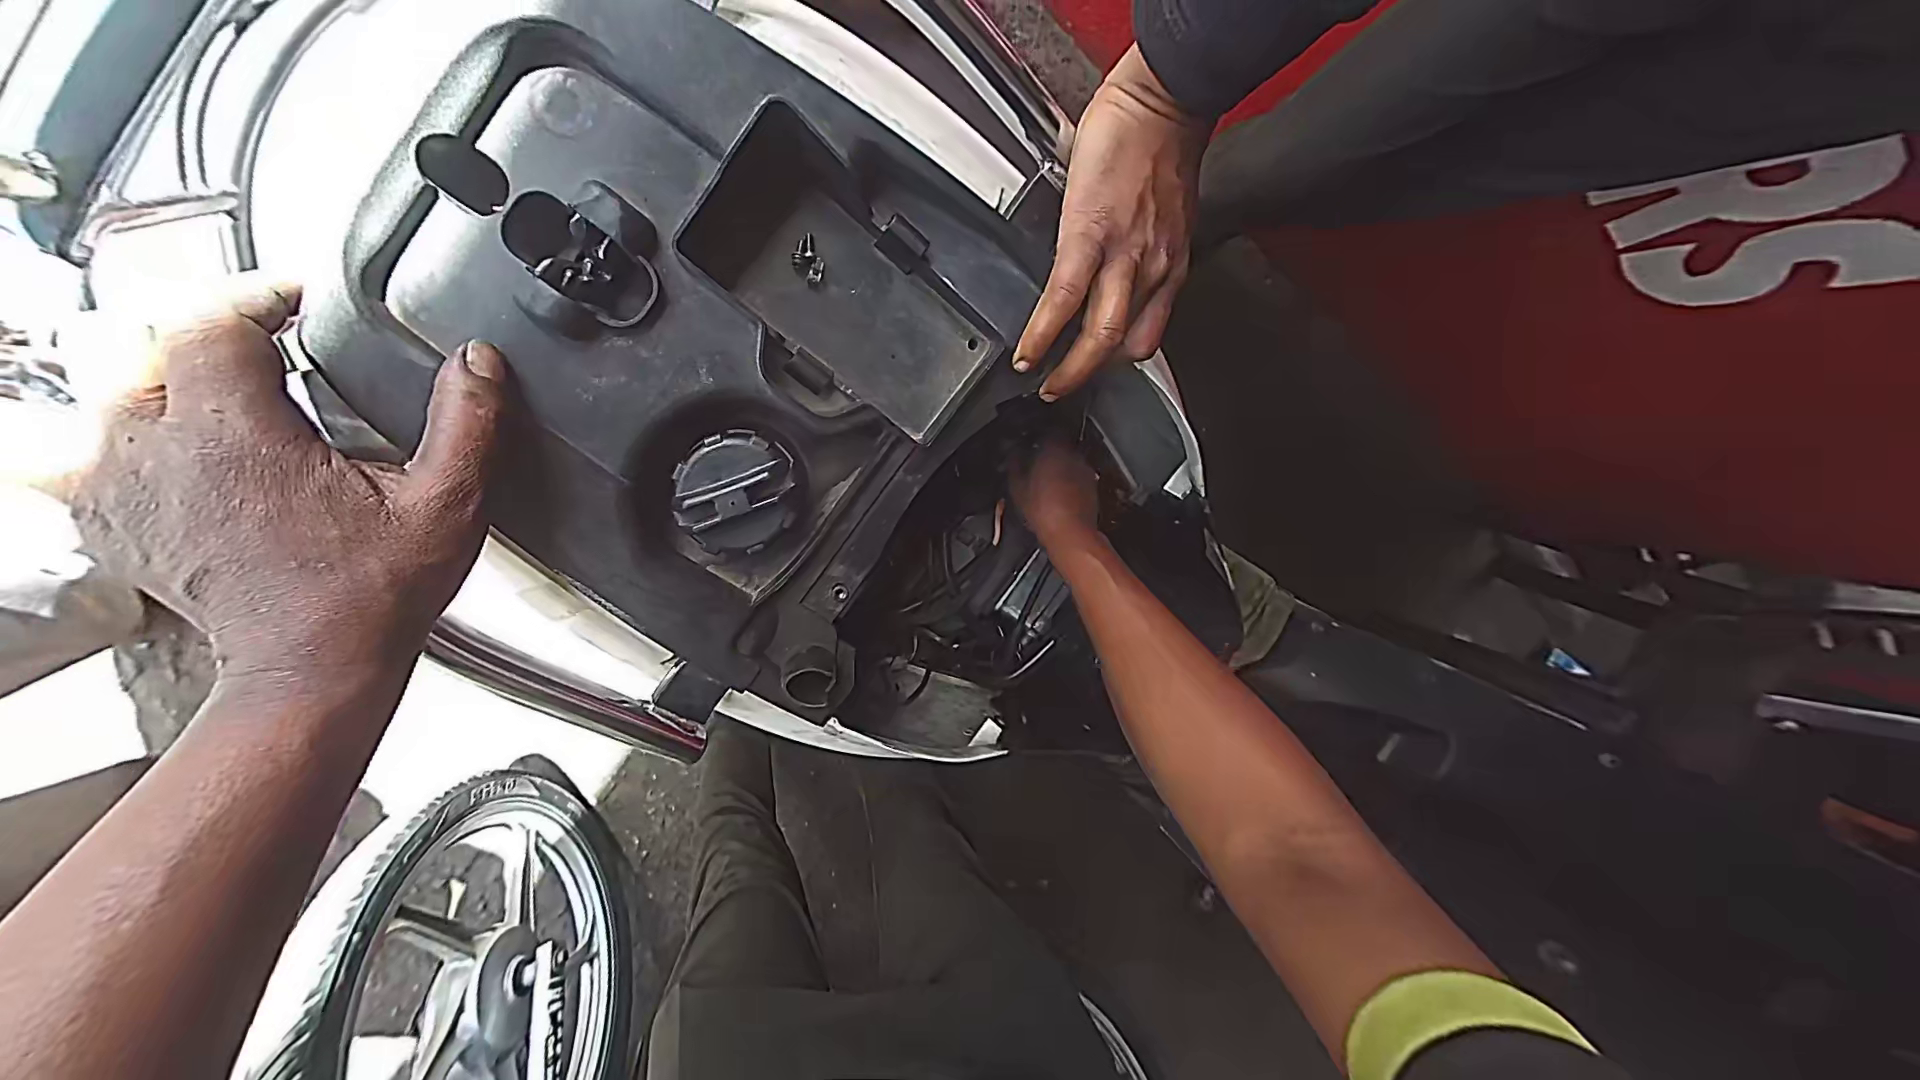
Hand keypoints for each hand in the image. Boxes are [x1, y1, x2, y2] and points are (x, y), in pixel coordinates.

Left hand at [61, 279, 506, 686]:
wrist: (314, 664)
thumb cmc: (375, 590)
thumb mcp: (445, 502)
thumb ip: (465, 424)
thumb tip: (477, 362)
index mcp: (234, 436)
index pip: (208, 319)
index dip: (259, 294)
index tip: (299, 300)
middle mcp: (152, 452)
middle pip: (134, 337)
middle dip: (205, 326)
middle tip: (270, 337)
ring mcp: (118, 488)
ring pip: (101, 384)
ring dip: (168, 370)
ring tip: (238, 383)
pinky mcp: (110, 519)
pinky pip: (88, 442)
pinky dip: (139, 424)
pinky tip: (200, 443)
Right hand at [1010, 438, 1100, 550]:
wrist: (1071, 534)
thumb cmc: (1045, 511)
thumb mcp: (1018, 488)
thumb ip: (1015, 466)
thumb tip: (1013, 456)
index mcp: (1054, 450)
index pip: (1047, 431)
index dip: (1037, 436)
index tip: (1029, 442)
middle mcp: (1073, 456)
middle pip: (1060, 445)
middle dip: (1048, 452)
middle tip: (1034, 463)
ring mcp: (1085, 471)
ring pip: (1069, 461)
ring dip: (1059, 466)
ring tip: (1044, 481)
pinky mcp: (1092, 487)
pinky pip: (1077, 476)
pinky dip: (1068, 481)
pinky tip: (1057, 494)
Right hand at [1013, 44, 1208, 400]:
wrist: (1161, 102)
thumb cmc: (1159, 152)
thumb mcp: (1164, 219)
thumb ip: (1142, 256)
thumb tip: (1111, 278)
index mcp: (1168, 269)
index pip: (1145, 337)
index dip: (1116, 363)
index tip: (1092, 372)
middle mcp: (1152, 271)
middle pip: (1120, 346)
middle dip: (1086, 377)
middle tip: (1060, 389)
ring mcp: (1123, 257)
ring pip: (1099, 335)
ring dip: (1067, 369)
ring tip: (1041, 380)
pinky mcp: (1089, 237)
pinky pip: (1064, 299)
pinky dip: (1042, 333)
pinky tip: (1026, 350)